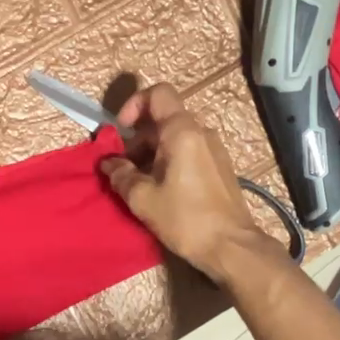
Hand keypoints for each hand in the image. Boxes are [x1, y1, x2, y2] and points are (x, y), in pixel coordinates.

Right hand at [101, 84, 284, 287]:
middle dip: (137, 140)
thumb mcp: (143, 199)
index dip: (134, 105)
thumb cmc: (184, 219)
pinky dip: (168, 162)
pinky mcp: (218, 167)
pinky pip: (187, 152)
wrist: (230, 245)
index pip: (158, 94)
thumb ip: (121, 175)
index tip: (121, 131)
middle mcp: (200, 132)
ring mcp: (213, 149)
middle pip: (163, 120)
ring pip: (174, 138)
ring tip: (138, 185)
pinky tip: (160, 191)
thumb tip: (109, 163)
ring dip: (151, 154)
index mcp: (182, 131)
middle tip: (123, 170)